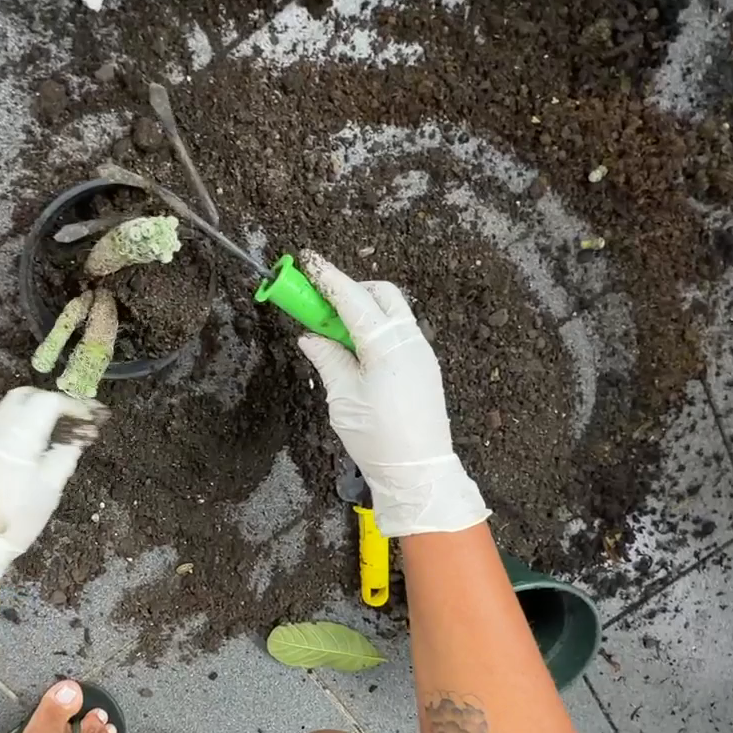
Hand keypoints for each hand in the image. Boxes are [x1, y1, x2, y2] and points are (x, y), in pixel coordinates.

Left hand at [0, 387, 102, 578]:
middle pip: (26, 396)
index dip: (73, 406)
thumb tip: (81, 436)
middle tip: (74, 417)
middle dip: (53, 401)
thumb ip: (67, 454)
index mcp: (18, 438)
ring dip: (37, 410)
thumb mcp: (50, 488)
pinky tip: (38, 442)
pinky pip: (3, 423)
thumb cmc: (18, 519)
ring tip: (59, 430)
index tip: (91, 417)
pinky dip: (23, 423)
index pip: (48, 403)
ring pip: (11, 407)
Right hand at [295, 251, 489, 536]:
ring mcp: (421, 352)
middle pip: (381, 293)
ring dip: (362, 309)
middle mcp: (409, 341)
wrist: (418, 470)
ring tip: (333, 333)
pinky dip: (374, 329)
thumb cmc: (378, 437)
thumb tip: (311, 337)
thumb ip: (327, 359)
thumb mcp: (342, 398)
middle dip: (350, 289)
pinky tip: (355, 351)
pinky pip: (398, 332)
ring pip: (392, 311)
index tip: (308, 262)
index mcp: (386, 346)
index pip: (353, 298)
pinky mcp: (423, 366)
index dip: (328, 278)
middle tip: (319, 305)